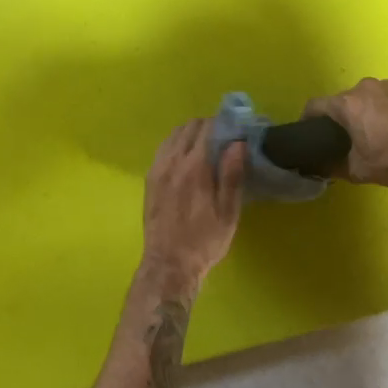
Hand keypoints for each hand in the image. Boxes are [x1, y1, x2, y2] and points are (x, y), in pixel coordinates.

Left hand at [141, 119, 245, 284]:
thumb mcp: (228, 213)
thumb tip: (238, 143)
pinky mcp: (149, 179)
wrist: (169, 264)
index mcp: (195, 168)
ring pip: (173, 136)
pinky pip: (163, 149)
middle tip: (224, 138)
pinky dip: (176, 144)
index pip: (207, 128)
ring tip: (206, 147)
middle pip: (189, 127)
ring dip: (190, 133)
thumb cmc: (204, 241)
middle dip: (208, 126)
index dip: (223, 123)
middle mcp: (172, 162)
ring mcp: (157, 169)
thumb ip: (232, 175)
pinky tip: (187, 159)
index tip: (236, 129)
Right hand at [303, 78, 387, 190]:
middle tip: (335, 141)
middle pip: (337, 102)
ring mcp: (384, 86)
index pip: (315, 106)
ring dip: (354, 114)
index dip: (306, 121)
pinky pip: (375, 99)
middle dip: (334, 120)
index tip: (307, 136)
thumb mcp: (355, 169)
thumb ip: (330, 166)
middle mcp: (363, 87)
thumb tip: (316, 168)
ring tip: (360, 136)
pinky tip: (379, 130)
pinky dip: (372, 111)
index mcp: (348, 103)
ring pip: (357, 99)